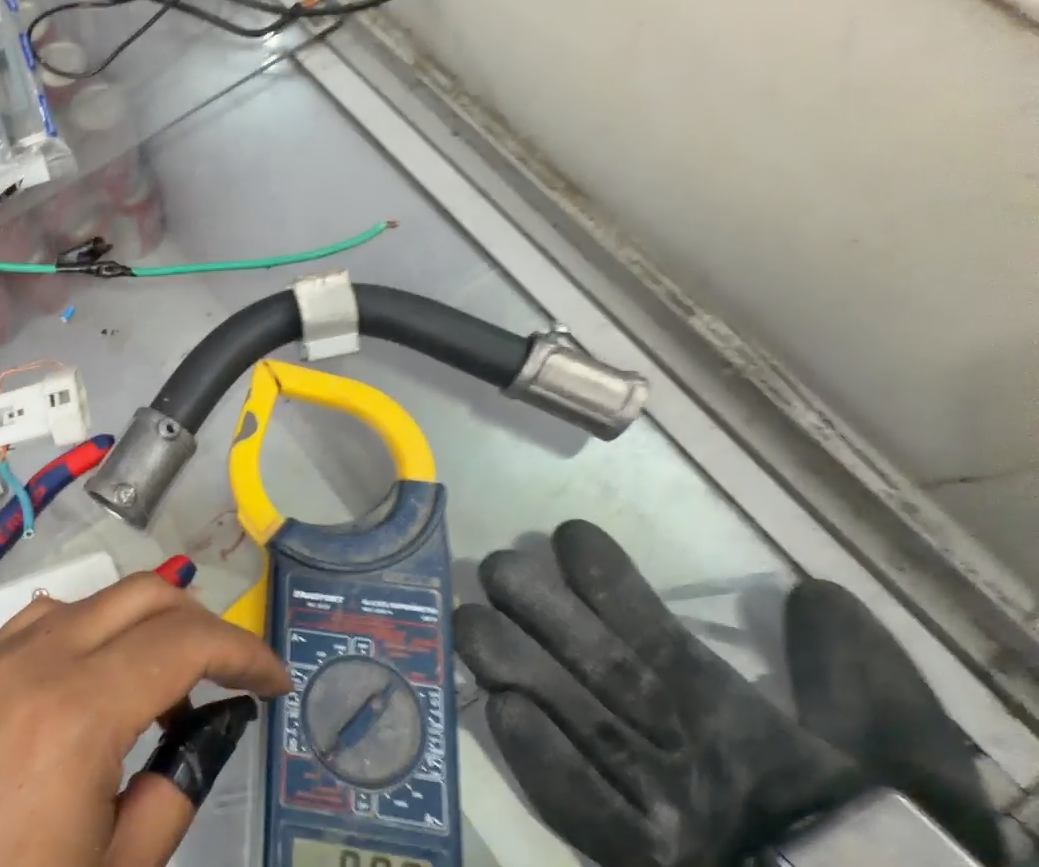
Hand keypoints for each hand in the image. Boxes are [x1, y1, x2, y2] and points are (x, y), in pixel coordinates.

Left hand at [0, 570, 291, 866]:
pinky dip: (92, 629)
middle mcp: (38, 660)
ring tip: (166, 689)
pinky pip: (46, 618)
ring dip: (145, 624)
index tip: (275, 680)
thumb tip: (210, 729)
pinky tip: (97, 678)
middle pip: (143, 595)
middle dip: (201, 624)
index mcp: (79, 710)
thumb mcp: (118, 863)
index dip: (244, 652)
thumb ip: (176, 786)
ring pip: (95, 599)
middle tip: (231, 678)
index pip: (185, 643)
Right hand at [455, 520, 1003, 866]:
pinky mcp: (638, 855)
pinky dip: (544, 762)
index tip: (570, 535)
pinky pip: (582, 806)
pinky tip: (504, 711)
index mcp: (724, 718)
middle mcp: (671, 748)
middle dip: (542, 616)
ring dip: (516, 672)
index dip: (611, 586)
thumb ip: (858, 675)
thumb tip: (816, 591)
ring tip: (468, 622)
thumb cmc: (897, 839)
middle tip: (496, 567)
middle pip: (593, 672)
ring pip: (569, 723)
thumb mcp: (902, 751)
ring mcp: (649, 802)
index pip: (652, 637)